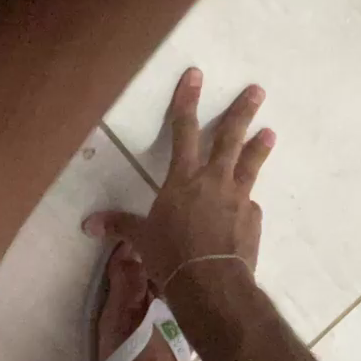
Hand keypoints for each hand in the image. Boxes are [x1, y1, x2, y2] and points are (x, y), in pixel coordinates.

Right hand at [86, 68, 271, 293]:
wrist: (211, 284)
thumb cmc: (170, 256)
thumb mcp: (141, 239)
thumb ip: (120, 226)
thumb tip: (89, 225)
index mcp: (182, 178)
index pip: (183, 130)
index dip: (187, 101)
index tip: (196, 76)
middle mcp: (213, 180)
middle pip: (229, 138)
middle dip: (242, 111)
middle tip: (257, 90)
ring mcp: (238, 198)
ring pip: (250, 164)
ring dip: (259, 145)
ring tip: (271, 131)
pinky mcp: (253, 219)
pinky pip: (248, 205)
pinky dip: (245, 203)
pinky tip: (245, 210)